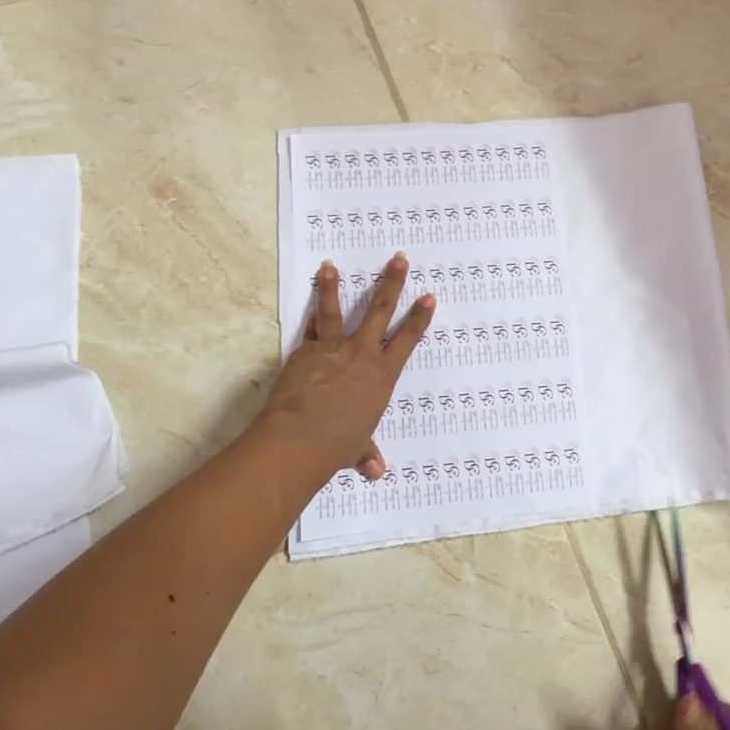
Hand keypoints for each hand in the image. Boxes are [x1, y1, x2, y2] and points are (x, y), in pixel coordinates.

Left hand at [261, 253, 434, 479]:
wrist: (300, 438)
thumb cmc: (337, 445)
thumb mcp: (357, 448)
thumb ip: (366, 453)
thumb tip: (376, 471)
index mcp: (382, 375)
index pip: (407, 339)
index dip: (419, 318)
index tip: (429, 297)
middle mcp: (361, 354)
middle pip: (381, 310)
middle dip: (392, 283)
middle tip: (399, 259)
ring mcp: (332, 349)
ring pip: (337, 310)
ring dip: (335, 286)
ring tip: (331, 265)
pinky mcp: (304, 351)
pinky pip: (309, 329)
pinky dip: (310, 316)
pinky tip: (309, 303)